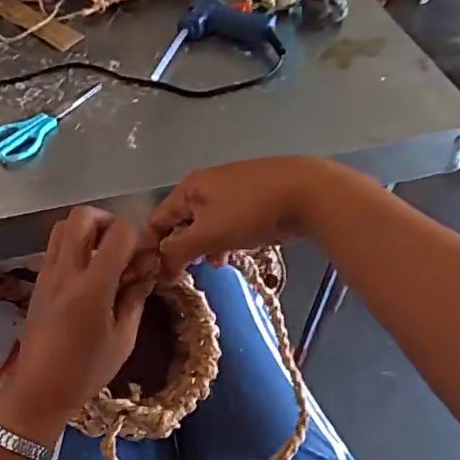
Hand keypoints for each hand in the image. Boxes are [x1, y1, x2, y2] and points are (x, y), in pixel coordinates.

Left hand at [0, 208, 155, 436]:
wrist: (40, 389)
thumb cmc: (86, 370)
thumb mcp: (123, 338)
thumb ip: (135, 298)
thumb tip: (145, 272)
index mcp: (92, 287)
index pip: (119, 234)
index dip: (138, 238)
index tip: (145, 259)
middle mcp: (66, 272)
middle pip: (83, 216)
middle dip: (109, 221)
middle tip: (122, 247)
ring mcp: (47, 275)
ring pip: (63, 226)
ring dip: (87, 231)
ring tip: (104, 257)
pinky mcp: (38, 283)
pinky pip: (54, 248)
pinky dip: (73, 247)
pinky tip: (87, 274)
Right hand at [147, 156, 354, 273]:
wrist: (307, 192)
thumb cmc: (249, 212)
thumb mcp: (208, 235)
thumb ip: (178, 253)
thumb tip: (160, 271)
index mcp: (190, 187)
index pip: (157, 220)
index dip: (153, 248)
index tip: (155, 274)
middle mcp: (206, 185)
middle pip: (181, 223)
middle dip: (181, 249)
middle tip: (187, 272)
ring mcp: (231, 190)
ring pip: (206, 225)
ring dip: (204, 248)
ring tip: (214, 265)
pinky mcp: (252, 199)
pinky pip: (227, 224)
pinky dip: (224, 240)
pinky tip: (232, 254)